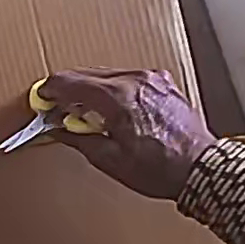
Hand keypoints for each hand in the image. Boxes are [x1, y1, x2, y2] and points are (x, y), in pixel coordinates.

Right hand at [38, 69, 216, 199]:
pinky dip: (110, 89)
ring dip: (90, 90)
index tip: (41, 99)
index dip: (51, 90)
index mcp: (119, 98)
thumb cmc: (161, 169)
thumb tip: (59, 128)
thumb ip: (79, 138)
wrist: (202, 169)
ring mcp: (151, 78)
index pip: (71, 82)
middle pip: (86, 74)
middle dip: (68, 90)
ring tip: (84, 115)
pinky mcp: (162, 82)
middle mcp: (135, 80)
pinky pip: (125, 78)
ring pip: (106, 74)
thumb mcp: (110, 160)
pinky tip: (109, 110)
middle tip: (57, 110)